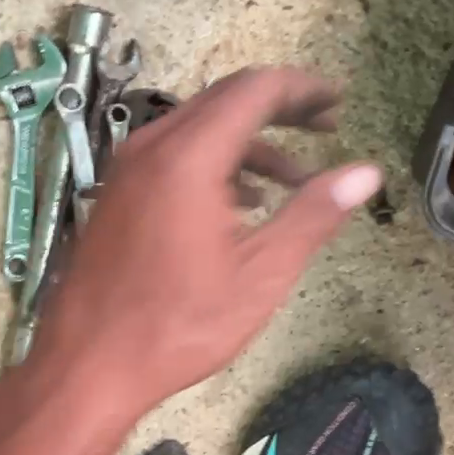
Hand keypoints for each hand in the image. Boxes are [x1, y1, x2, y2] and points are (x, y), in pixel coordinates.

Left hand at [24, 68, 382, 420]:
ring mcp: (130, 168)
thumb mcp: (261, 273)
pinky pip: (178, 155)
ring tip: (298, 178)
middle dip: (283, 108)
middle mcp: (154, 146)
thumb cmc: (179, 324)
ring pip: (202, 128)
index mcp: (188, 157)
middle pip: (227, 100)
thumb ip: (314, 214)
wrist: (86, 365)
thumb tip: (367, 173)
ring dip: (254, 142)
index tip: (338, 101)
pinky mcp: (121, 192)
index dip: (302, 89)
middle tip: (328, 126)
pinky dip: (220, 163)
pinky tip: (247, 203)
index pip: (254, 90)